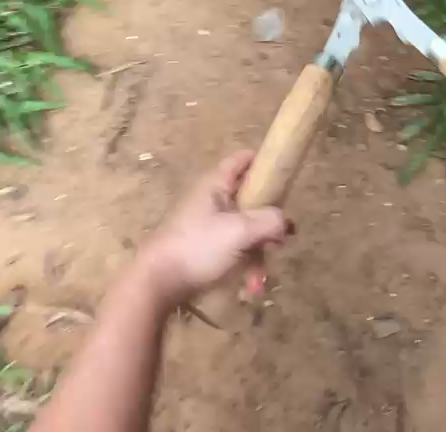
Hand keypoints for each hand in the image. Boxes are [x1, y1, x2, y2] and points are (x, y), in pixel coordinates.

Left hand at [132, 150, 292, 306]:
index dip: (264, 163)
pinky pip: (236, 249)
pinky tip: (250, 286)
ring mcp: (210, 223)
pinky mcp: (208, 246)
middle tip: (279, 241)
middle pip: (251, 199)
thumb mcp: (238, 231)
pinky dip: (246, 265)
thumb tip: (286, 221)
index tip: (285, 177)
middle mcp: (213, 198)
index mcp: (216, 183)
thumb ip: (267, 221)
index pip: (242, 160)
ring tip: (260, 278)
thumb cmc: (198, 246)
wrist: (159, 279)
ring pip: (247, 229)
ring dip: (258, 253)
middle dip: (268, 223)